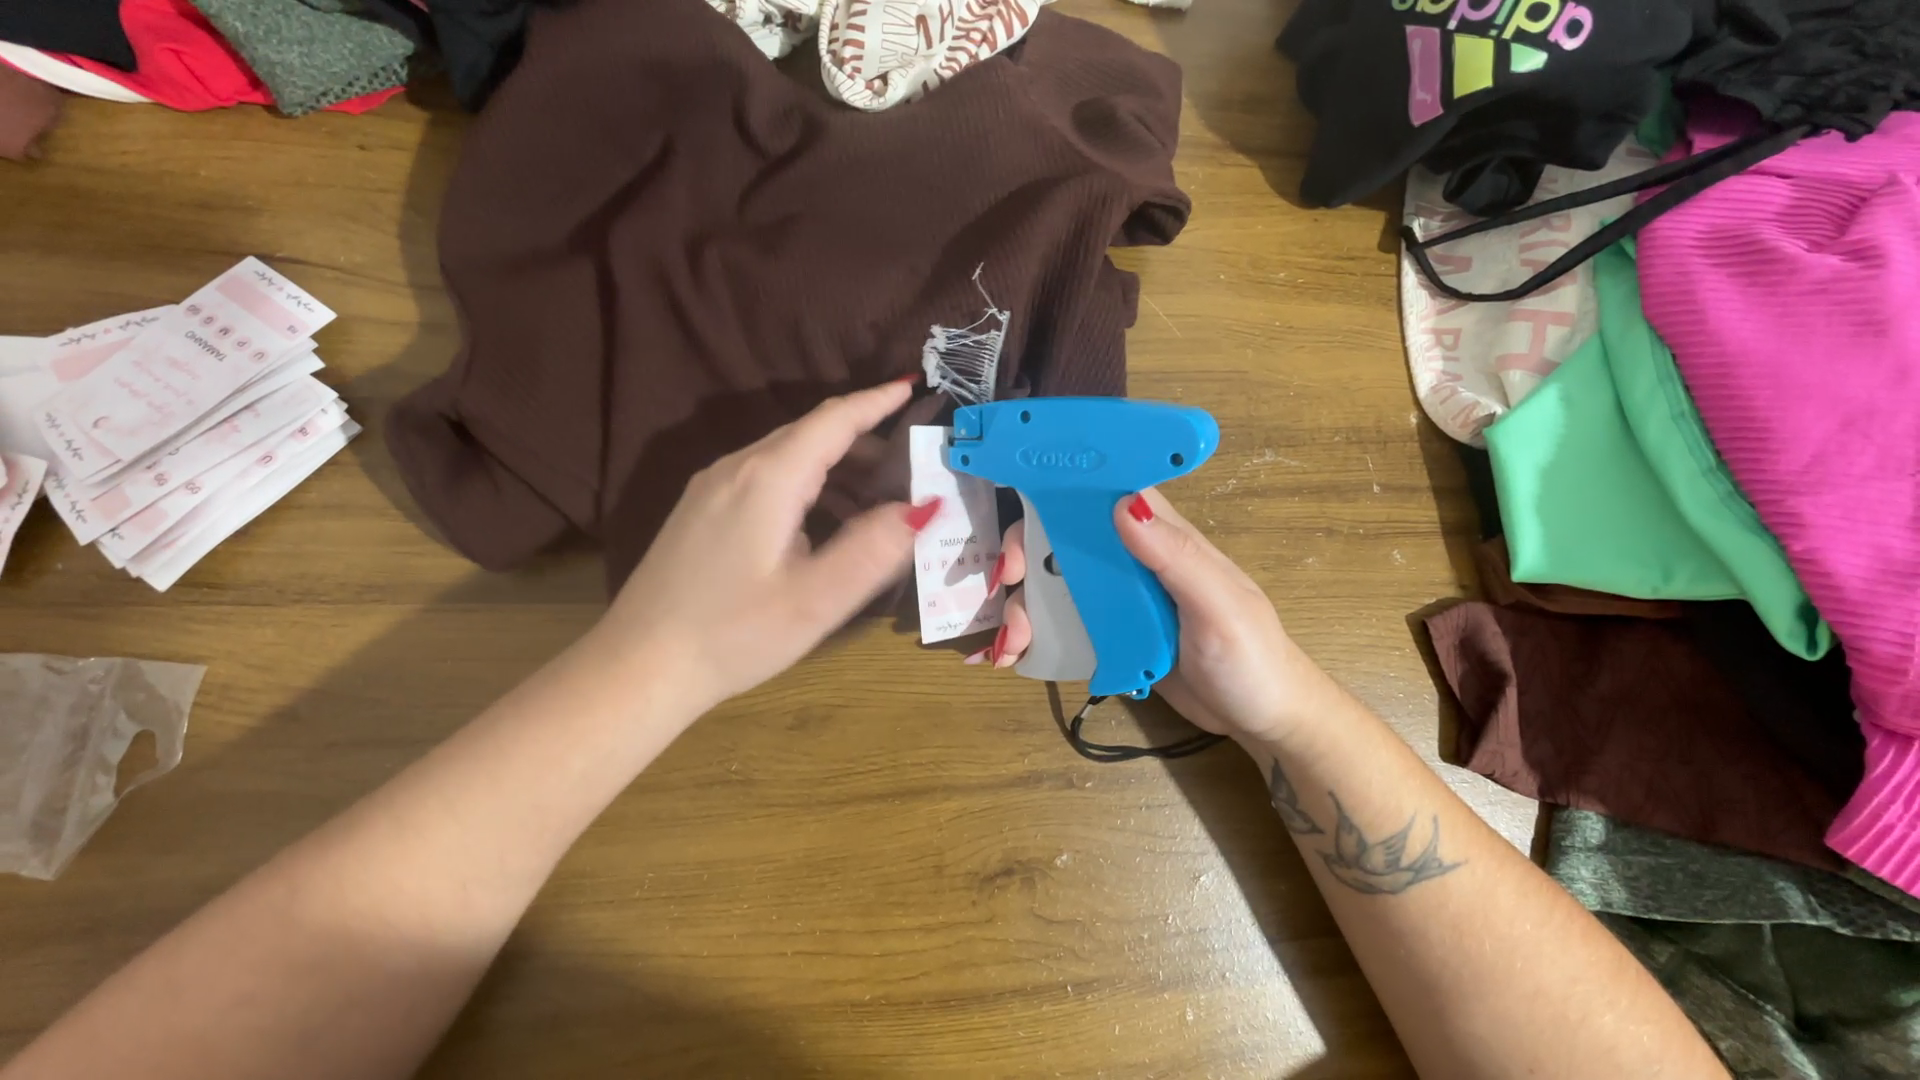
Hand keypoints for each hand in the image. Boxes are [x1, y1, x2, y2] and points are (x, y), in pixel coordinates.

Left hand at [591, 379, 938, 710]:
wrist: (639, 666)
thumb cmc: (733, 634)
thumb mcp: (815, 600)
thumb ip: (874, 549)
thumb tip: (925, 505)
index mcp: (768, 478)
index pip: (832, 420)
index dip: (876, 401)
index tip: (912, 387)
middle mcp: (735, 468)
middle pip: (809, 433)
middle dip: (863, 439)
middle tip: (910, 463)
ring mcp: (711, 488)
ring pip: (786, 456)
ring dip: (836, 467)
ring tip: (878, 499)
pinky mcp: (700, 511)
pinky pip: (764, 478)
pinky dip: (807, 484)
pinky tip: (822, 523)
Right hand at [975, 488, 1336, 744]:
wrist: (1260, 720)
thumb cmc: (1252, 658)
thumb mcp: (1220, 608)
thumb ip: (1177, 557)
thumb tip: (1125, 504)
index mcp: (1163, 537)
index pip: (1104, 494)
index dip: (1058, 493)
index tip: (1023, 514)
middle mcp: (1133, 560)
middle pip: (1063, 540)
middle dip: (1025, 557)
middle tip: (1007, 586)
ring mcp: (1118, 600)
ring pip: (1055, 585)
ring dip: (1023, 607)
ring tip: (1009, 646)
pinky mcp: (1109, 635)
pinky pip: (1062, 626)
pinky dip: (1031, 637)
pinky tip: (1009, 657)